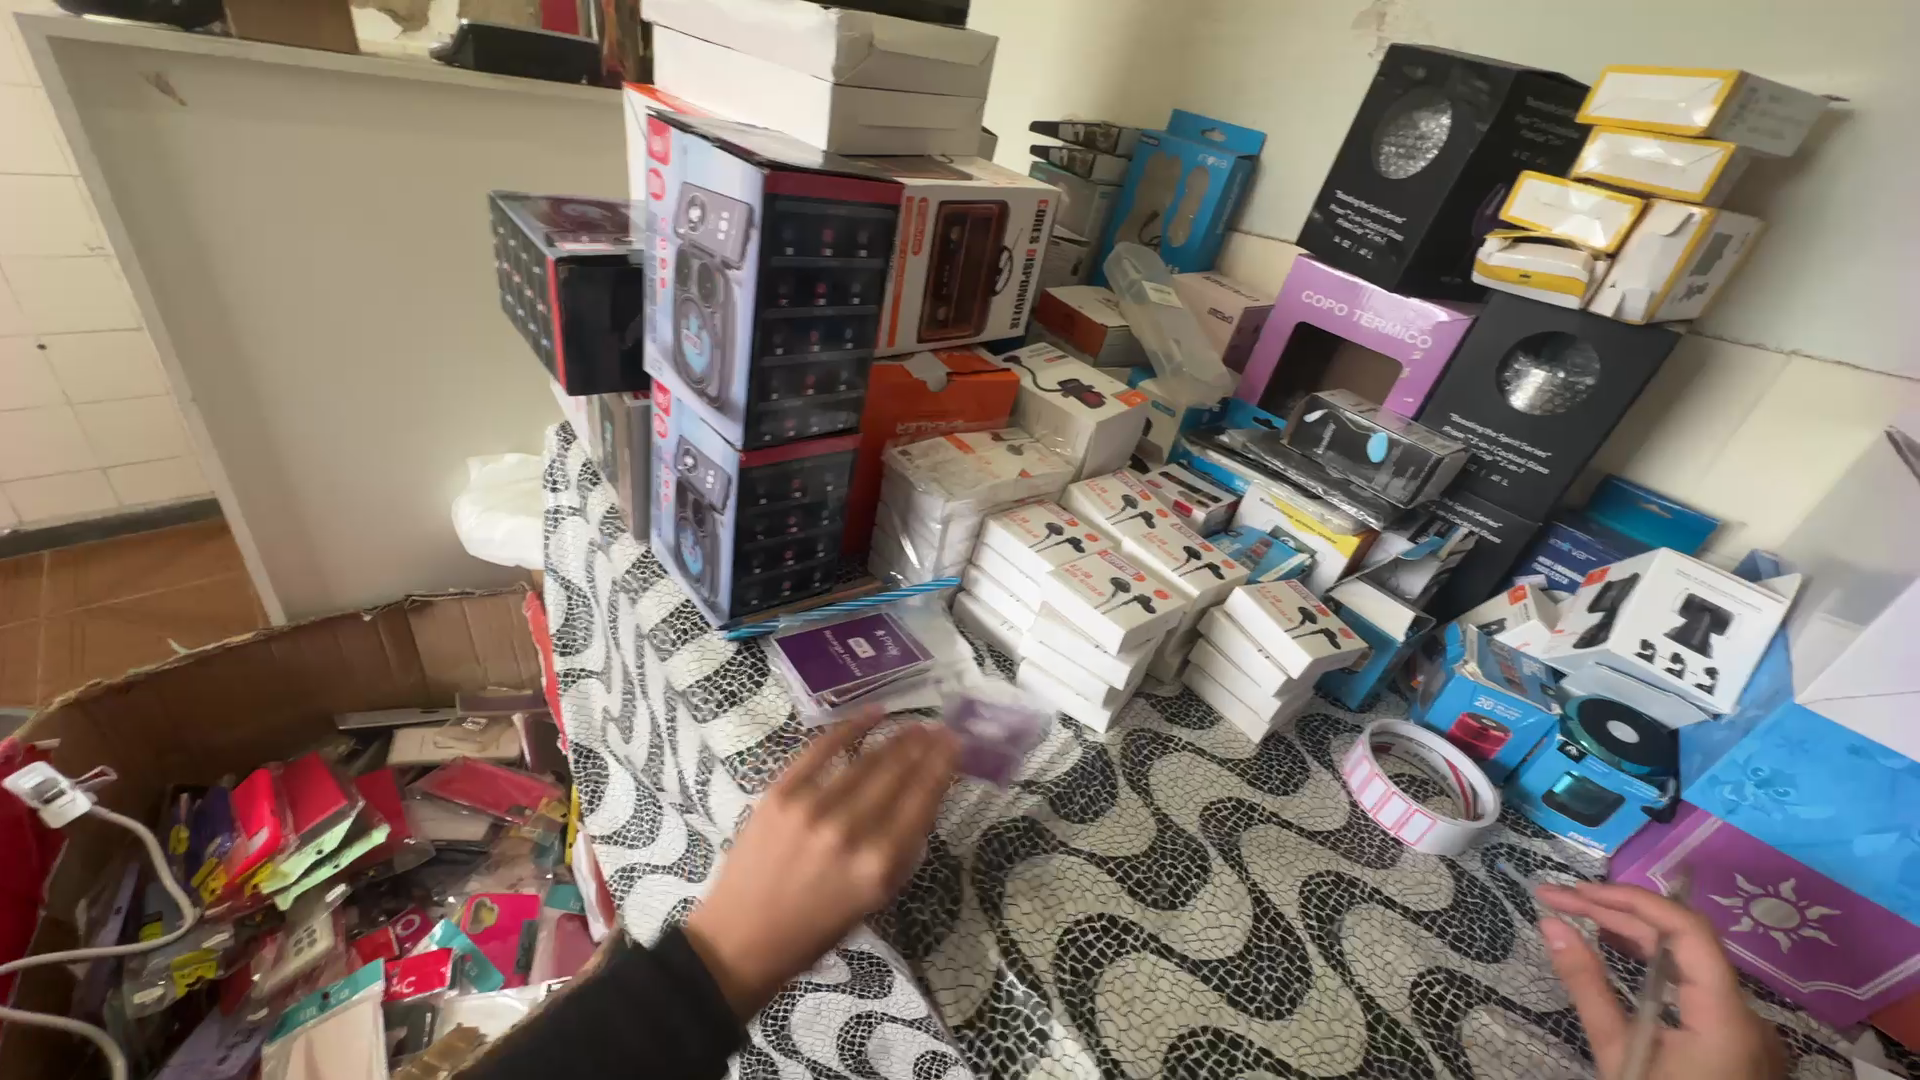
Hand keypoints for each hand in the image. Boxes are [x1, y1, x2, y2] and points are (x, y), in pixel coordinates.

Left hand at [683, 712, 959, 1017]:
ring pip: (867, 759)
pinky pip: (822, 749)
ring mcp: (812, 808)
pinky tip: (874, 713)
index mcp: (879, 865)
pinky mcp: (781, 793)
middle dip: (925, 746)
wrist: (741, 939)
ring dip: (897, 737)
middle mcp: (850, 832)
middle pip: (898, 774)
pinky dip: (851, 726)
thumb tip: (926, 798)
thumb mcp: (875, 898)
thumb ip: (903, 849)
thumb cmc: (816, 928)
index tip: (956, 744)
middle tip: (941, 728)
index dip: (943, 766)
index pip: (922, 800)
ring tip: (915, 725)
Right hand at [1536, 882, 1784, 1079]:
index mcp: (1726, 1018)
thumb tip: (1549, 921)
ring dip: (1628, 928)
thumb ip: (1586, 984)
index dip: (1632, 900)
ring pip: (1687, 956)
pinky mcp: (1736, 1037)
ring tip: (1575, 914)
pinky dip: (1649, 955)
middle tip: (1555, 899)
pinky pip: (1693, 979)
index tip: (1576, 892)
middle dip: (1615, 910)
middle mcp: (1748, 1015)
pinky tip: (1613, 946)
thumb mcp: (1616, 1052)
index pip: (1687, 931)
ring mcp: (1746, 1027)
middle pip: (1683, 939)